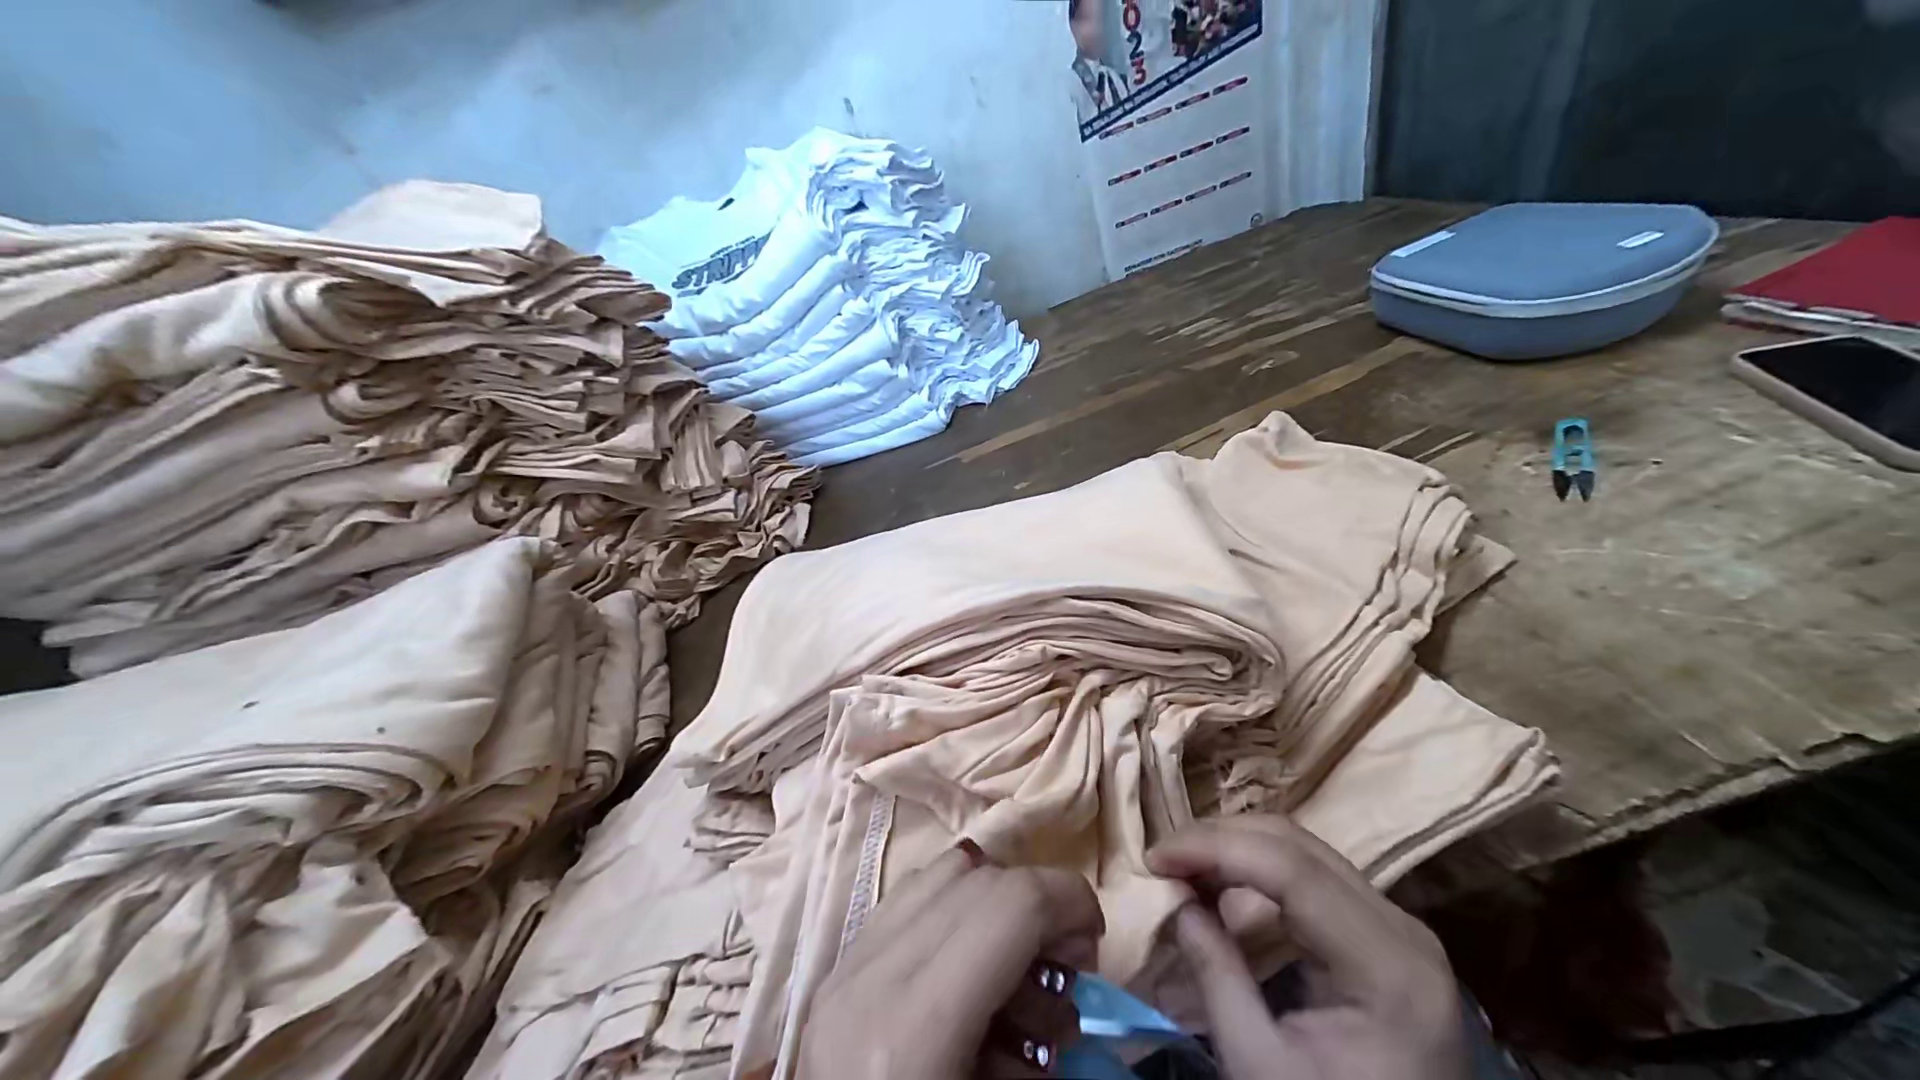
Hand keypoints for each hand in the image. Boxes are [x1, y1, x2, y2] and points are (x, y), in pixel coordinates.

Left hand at [799, 845, 1104, 1079]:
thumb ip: (1053, 1042)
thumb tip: (1075, 977)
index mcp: (911, 1033)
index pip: (1009, 905)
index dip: (1071, 903)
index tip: (1092, 949)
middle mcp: (867, 981)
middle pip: (981, 879)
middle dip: (1041, 908)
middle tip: (1062, 968)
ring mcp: (842, 970)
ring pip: (943, 874)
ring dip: (996, 905)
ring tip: (1013, 974)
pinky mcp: (835, 972)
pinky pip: (910, 899)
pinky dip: (956, 912)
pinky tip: (970, 971)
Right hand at [1147, 817, 1470, 1079]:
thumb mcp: (1259, 1064)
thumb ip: (1215, 972)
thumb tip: (1176, 899)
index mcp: (1388, 965)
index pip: (1291, 869)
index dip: (1214, 847)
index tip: (1155, 857)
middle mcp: (1403, 929)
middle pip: (1298, 846)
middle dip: (1219, 840)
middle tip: (1162, 859)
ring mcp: (1398, 929)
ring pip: (1303, 851)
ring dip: (1235, 851)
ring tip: (1182, 871)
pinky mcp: (1384, 937)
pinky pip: (1313, 879)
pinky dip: (1257, 875)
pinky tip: (1220, 890)